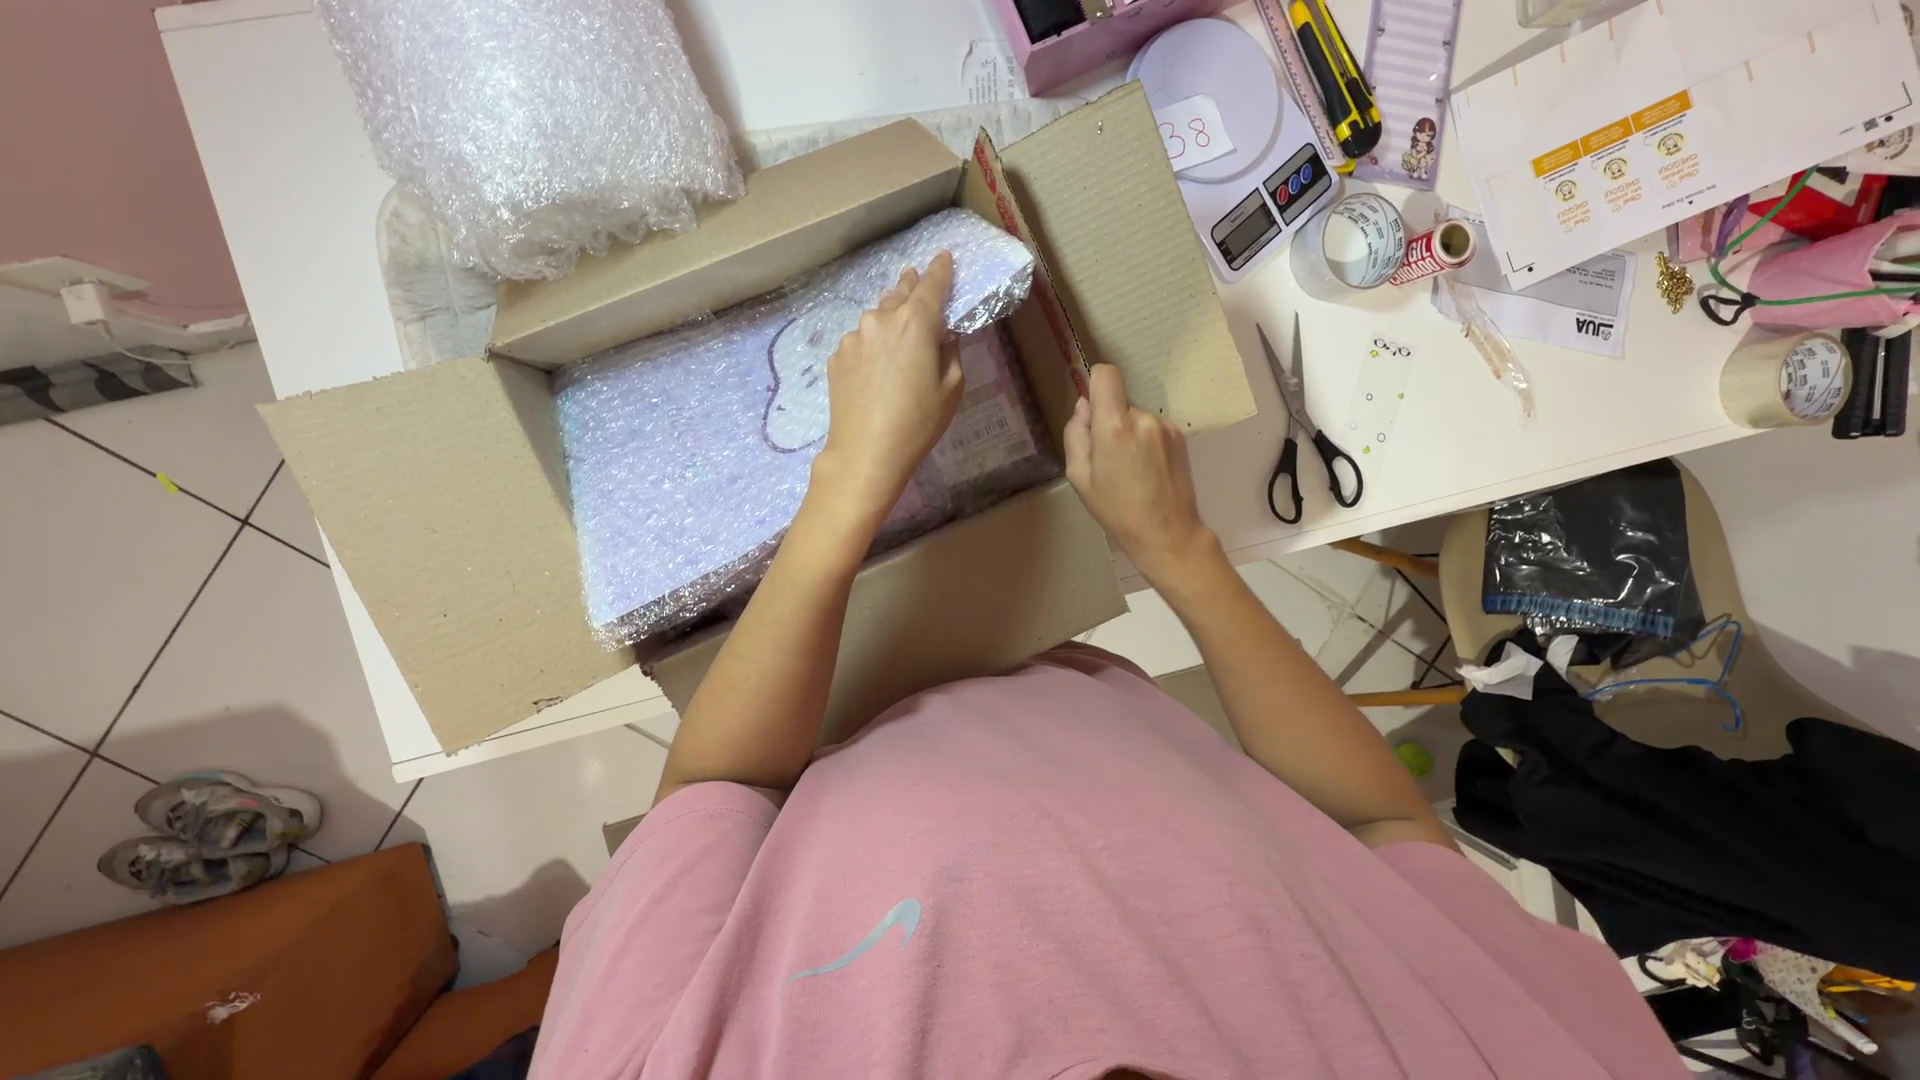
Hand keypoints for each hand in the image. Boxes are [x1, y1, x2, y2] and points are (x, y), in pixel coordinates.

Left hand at [813, 251, 961, 520]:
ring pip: (877, 318)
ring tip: (897, 332)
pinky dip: (872, 344)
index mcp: (916, 322)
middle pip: (900, 294)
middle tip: (916, 280)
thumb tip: (943, 334)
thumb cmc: (918, 422)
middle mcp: (881, 320)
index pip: (932, 284)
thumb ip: (950, 351)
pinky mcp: (837, 357)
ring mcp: (854, 337)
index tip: (944, 257)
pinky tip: (877, 368)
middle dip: (911, 286)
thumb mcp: (952, 387)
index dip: (941, 270)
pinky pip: (861, 341)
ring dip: (889, 318)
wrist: (865, 452)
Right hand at [1063, 364, 1218, 584]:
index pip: (1106, 374)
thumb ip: (1076, 434)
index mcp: (1115, 426)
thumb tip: (1084, 407)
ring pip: (1136, 415)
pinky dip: (1145, 441)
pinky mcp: (1180, 435)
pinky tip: (1146, 469)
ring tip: (1129, 469)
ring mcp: (1165, 426)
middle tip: (1107, 458)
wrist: (1167, 533)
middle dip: (1109, 420)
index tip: (1092, 410)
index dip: (1095, 384)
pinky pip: (1152, 427)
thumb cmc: (1117, 510)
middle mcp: (1143, 418)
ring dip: (1128, 432)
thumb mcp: (1079, 477)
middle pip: (1118, 400)